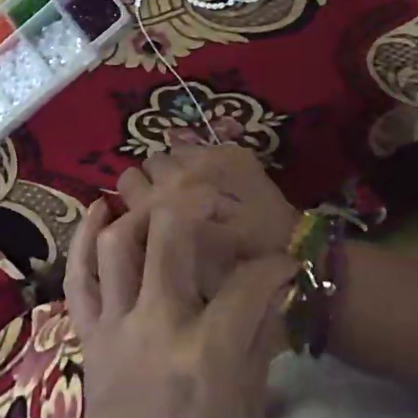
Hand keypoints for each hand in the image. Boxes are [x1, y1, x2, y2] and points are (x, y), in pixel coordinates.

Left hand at [62, 193, 295, 417]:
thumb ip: (257, 345)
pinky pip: (77, 280)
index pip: (248, 282)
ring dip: (140, 212)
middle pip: (170, 234)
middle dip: (198, 203)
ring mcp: (113, 333)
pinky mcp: (87, 344)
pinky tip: (100, 208)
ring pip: (116, 244)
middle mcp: (155, 330)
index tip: (285, 264)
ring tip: (163, 201)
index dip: (274, 265)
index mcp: (209, 359)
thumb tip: (269, 291)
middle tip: (220, 202)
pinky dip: (84, 238)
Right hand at [120, 144, 298, 267]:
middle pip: (150, 162)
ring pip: (175, 149)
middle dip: (156, 179)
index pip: (127, 182)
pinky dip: (205, 161)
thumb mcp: (183, 264)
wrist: (290, 251)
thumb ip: (152, 241)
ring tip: (195, 189)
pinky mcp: (234, 153)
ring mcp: (209, 158)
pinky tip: (219, 183)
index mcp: (161, 203)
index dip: (136, 198)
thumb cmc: (233, 271)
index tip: (147, 212)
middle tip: (172, 201)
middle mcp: (179, 174)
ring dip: (179, 167)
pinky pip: (204, 146)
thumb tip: (134, 227)